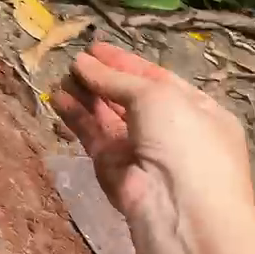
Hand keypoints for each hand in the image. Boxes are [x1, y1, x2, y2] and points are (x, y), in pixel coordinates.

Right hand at [52, 43, 254, 231]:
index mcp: (197, 111)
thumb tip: (81, 62)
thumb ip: (115, 78)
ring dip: (84, 93)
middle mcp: (169, 129)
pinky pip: (91, 132)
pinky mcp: (111, 162)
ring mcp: (138, 147)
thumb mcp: (156, 97)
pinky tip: (58, 97)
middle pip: (128, 95)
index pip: (156, 79)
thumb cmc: (184, 143)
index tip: (94, 48)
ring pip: (106, 113)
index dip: (125, 62)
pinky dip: (74, 114)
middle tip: (74, 62)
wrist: (176, 205)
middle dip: (102, 78)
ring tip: (62, 77)